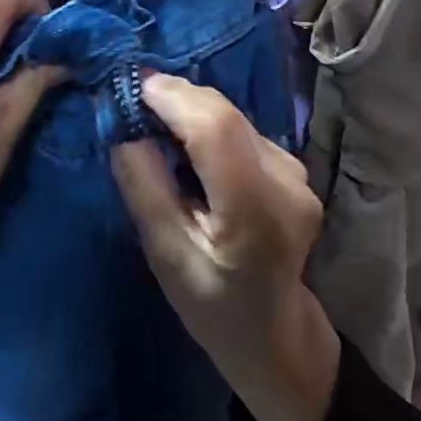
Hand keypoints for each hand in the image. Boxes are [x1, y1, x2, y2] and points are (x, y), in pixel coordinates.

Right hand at [111, 74, 339, 420]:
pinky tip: (190, 145)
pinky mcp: (295, 171)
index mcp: (255, 210)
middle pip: (227, 114)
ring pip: (236, 118)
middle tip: (135, 101)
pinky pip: (245, 131)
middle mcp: (286, 181)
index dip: (173, 98)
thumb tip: (124, 128)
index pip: (216, 129)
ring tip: (156, 122)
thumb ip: (145, 187)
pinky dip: (211, 126)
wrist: (274, 333)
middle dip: (178, 98)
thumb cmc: (213, 305)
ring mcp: (297, 174)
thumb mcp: (166, 255)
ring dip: (193, 110)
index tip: (132, 87)